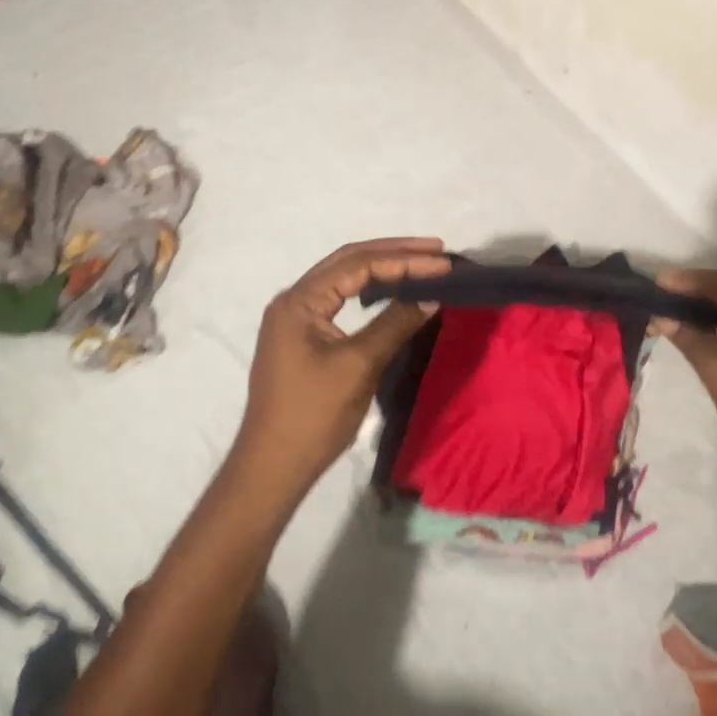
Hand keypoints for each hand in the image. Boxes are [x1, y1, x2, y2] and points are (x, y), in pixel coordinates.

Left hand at [233, 239, 450, 496]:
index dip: (403, 260)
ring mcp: (295, 319)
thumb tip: (431, 295)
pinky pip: (339, 300)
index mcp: (299, 301)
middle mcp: (293, 300)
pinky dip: (369, 291)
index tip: (442, 262)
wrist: (274, 465)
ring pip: (343, 279)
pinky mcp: (302, 338)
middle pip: (348, 262)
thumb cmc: (314, 414)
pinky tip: (392, 292)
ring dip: (381, 269)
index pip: (357, 265)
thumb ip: (394, 324)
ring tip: (421, 264)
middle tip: (436, 250)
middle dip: (393, 253)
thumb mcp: (359, 365)